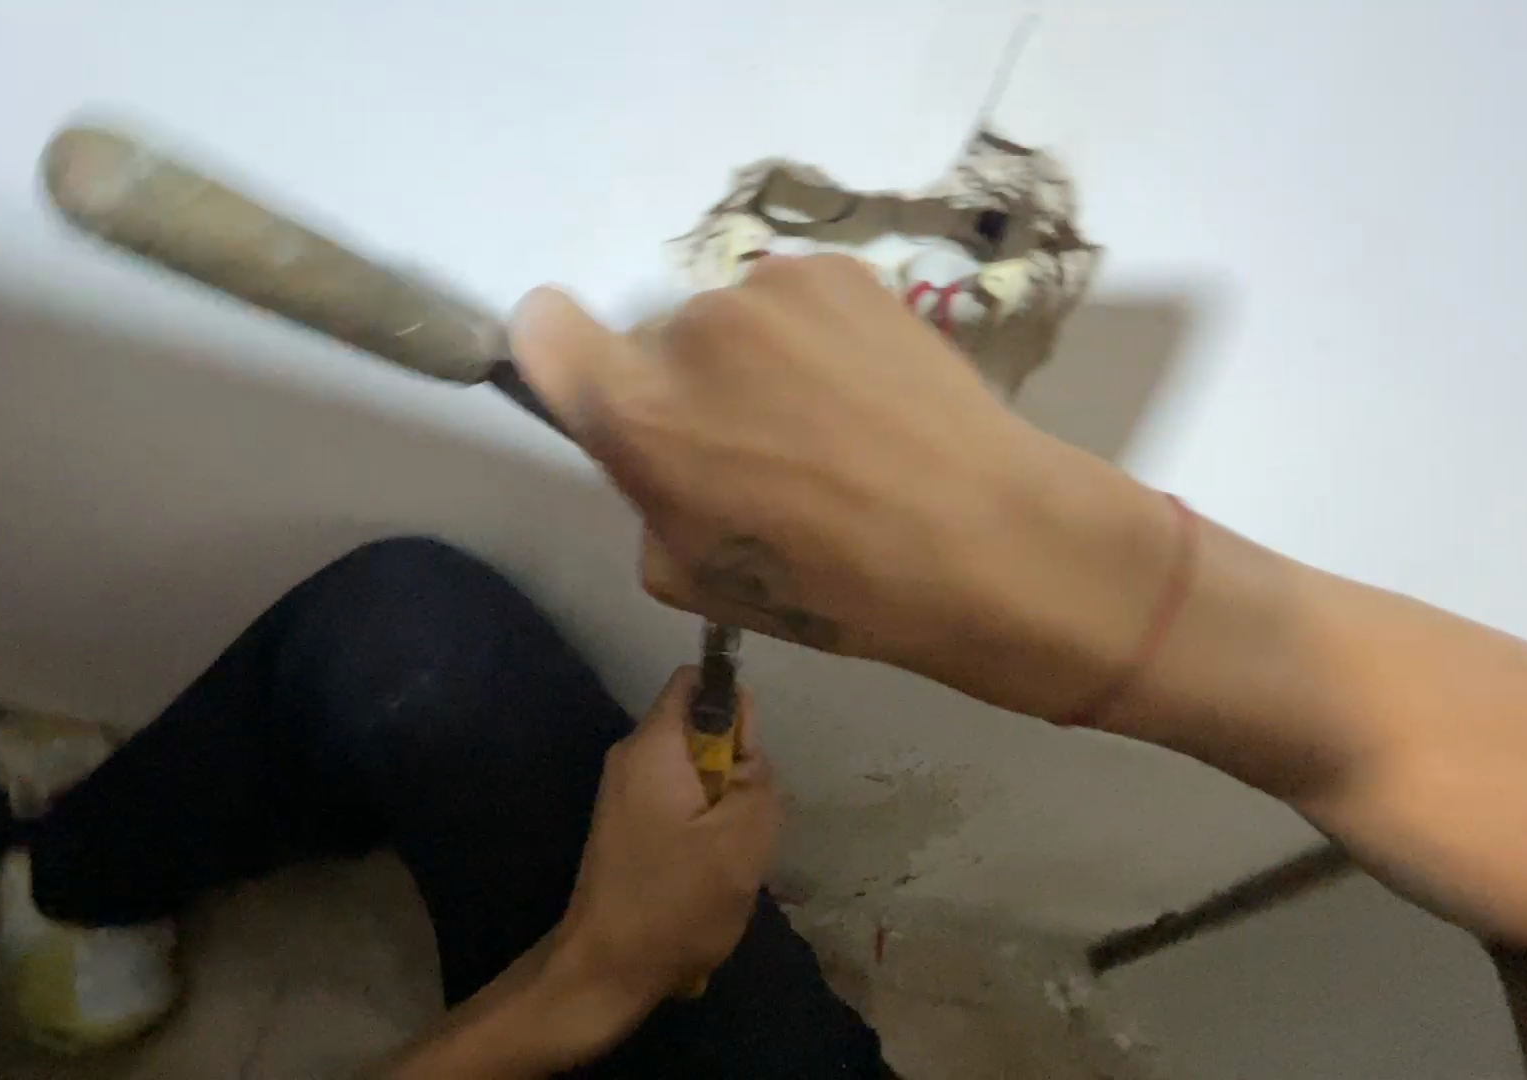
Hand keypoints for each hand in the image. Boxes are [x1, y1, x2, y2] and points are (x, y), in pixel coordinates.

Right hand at [510, 255, 1169, 717]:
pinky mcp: (843, 270)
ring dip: (748, 364)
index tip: (601, 391)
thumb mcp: (689, 576)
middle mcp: (691, 327)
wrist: (984, 540)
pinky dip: (806, 341)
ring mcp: (771, 289)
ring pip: (725, 323)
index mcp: (638, 413)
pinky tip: (863, 395)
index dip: (561, 358)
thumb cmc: (826, 585)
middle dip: (681, 389)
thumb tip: (661, 449)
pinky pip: (789, 305)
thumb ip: (644, 494)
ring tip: (826, 427)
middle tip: (754, 449)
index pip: (542, 330)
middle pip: (651, 340)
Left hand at [556, 667, 781, 1006]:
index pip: (694, 682)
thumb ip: (758, 780)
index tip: (751, 758)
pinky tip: (707, 867)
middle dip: (734, 764)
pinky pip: (676, 796)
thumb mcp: (741, 842)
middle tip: (744, 820)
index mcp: (653, 745)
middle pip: (698, 728)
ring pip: (693, 768)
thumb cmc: (673, 902)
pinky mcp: (625, 820)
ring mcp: (624, 789)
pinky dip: (701, 820)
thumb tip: (750, 745)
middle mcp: (632, 755)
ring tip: (727, 851)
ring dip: (722, 799)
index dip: (733, 704)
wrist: (603, 969)